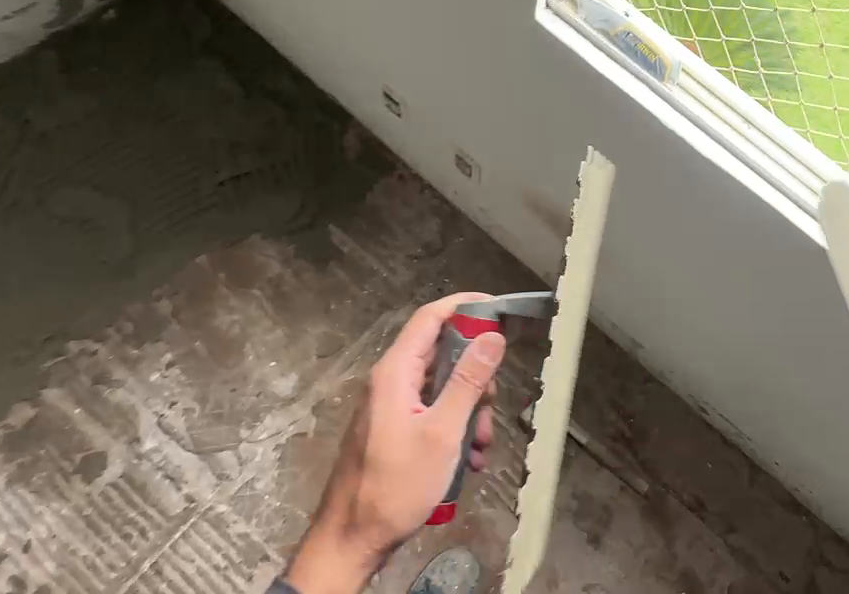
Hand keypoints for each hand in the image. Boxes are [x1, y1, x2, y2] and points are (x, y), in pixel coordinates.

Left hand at [286, 293, 505, 593]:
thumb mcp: (442, 433)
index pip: (430, 317)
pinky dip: (455, 427)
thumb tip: (493, 336)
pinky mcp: (395, 429)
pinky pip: (433, 412)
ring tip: (482, 443)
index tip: (498, 309)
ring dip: (470, 408)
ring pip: (442, 386)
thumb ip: (468, 381)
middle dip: (475, 374)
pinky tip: (468, 459)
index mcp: (395, 372)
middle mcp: (391, 381)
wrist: (350, 543)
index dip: (464, 305)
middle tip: (493, 401)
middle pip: (442, 353)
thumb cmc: (394, 486)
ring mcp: (392, 406)